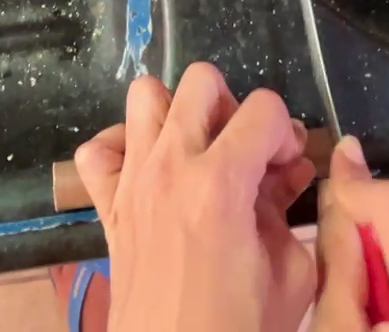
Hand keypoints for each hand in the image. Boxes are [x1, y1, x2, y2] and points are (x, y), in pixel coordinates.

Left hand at [73, 62, 318, 331]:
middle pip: (201, 80)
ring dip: (177, 114)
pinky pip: (98, 149)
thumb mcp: (290, 275)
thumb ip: (289, 210)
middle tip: (244, 154)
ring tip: (198, 153)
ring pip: (146, 95)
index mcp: (220, 183)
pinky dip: (122, 149)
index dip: (285, 132)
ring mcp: (132, 178)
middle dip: (232, 107)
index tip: (287, 167)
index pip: (265, 108)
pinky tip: (149, 173)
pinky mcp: (107, 201)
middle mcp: (171, 165)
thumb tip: (287, 170)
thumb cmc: (237, 329)